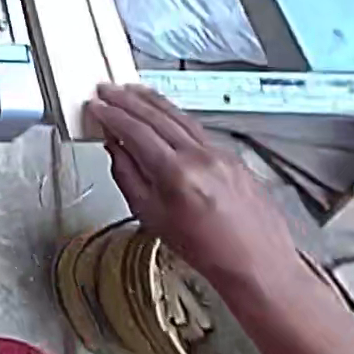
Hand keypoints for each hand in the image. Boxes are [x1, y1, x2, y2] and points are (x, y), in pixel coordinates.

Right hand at [84, 84, 304, 293]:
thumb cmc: (204, 249)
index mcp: (175, 174)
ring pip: (178, 115)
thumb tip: (114, 147)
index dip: (111, 115)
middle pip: (155, 115)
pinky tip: (162, 110)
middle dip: (126, 99)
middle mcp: (200, 157)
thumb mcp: (149, 215)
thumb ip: (126, 175)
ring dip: (150, 99)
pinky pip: (196, 126)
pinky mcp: (232, 156)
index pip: (134, 131)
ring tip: (130, 89)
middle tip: (106, 89)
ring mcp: (219, 154)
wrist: (257, 265)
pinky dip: (173, 113)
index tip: (96, 106)